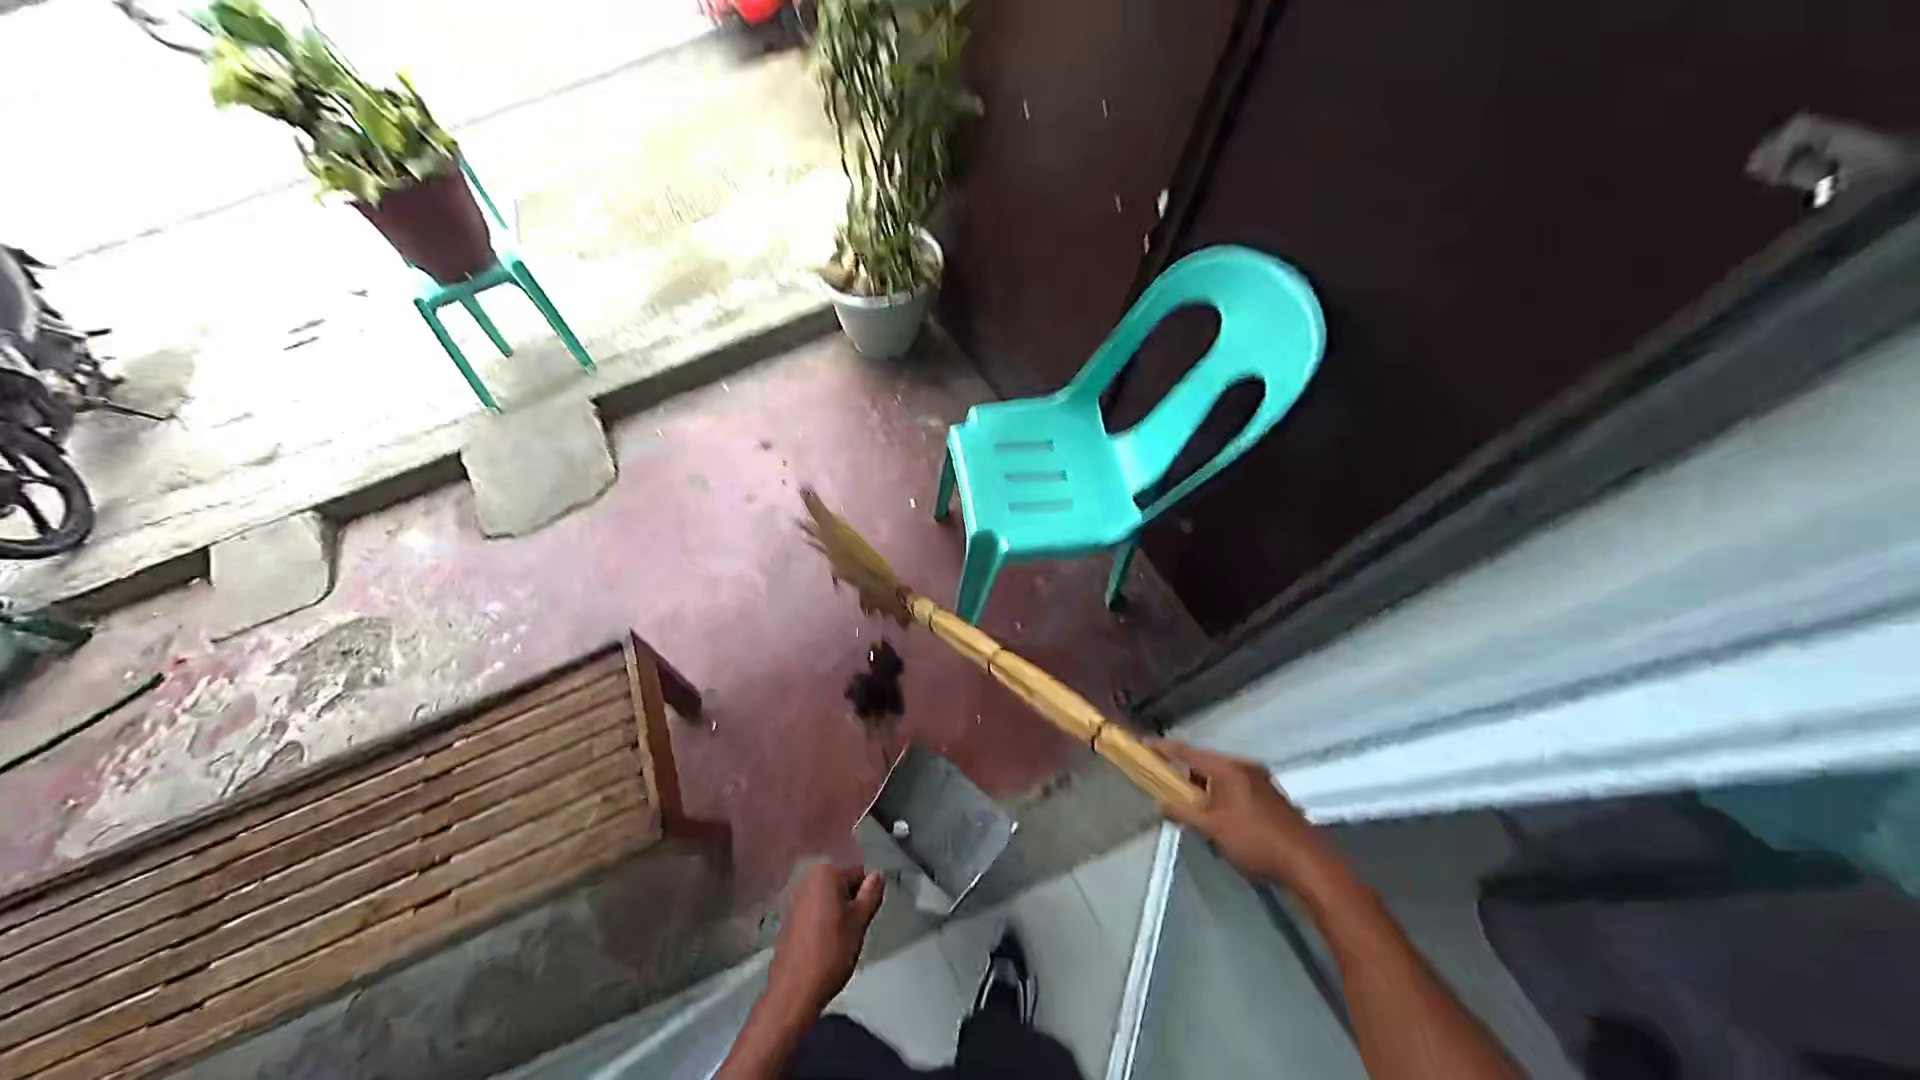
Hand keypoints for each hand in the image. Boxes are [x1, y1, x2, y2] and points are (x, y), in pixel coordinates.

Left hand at [765, 863, 884, 1016]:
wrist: (794, 991)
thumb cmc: (831, 952)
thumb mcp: (860, 922)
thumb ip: (871, 894)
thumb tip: (877, 874)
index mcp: (825, 874)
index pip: (858, 873)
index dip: (866, 896)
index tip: (864, 919)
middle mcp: (807, 881)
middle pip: (842, 884)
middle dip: (851, 903)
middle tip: (852, 930)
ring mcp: (795, 900)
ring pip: (828, 900)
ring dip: (837, 914)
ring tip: (838, 940)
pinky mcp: (788, 919)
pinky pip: (814, 913)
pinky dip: (822, 923)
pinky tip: (824, 946)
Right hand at [1152, 740, 1346, 895]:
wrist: (1307, 863)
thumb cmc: (1255, 841)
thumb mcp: (1212, 829)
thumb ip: (1183, 813)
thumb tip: (1159, 805)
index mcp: (1229, 768)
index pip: (1188, 752)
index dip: (1164, 749)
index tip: (1144, 744)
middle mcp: (1245, 767)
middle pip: (1205, 763)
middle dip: (1185, 775)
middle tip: (1169, 789)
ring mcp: (1261, 780)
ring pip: (1222, 776)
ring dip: (1204, 788)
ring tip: (1193, 809)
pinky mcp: (1270, 796)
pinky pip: (1235, 786)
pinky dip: (1221, 795)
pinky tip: (1219, 817)